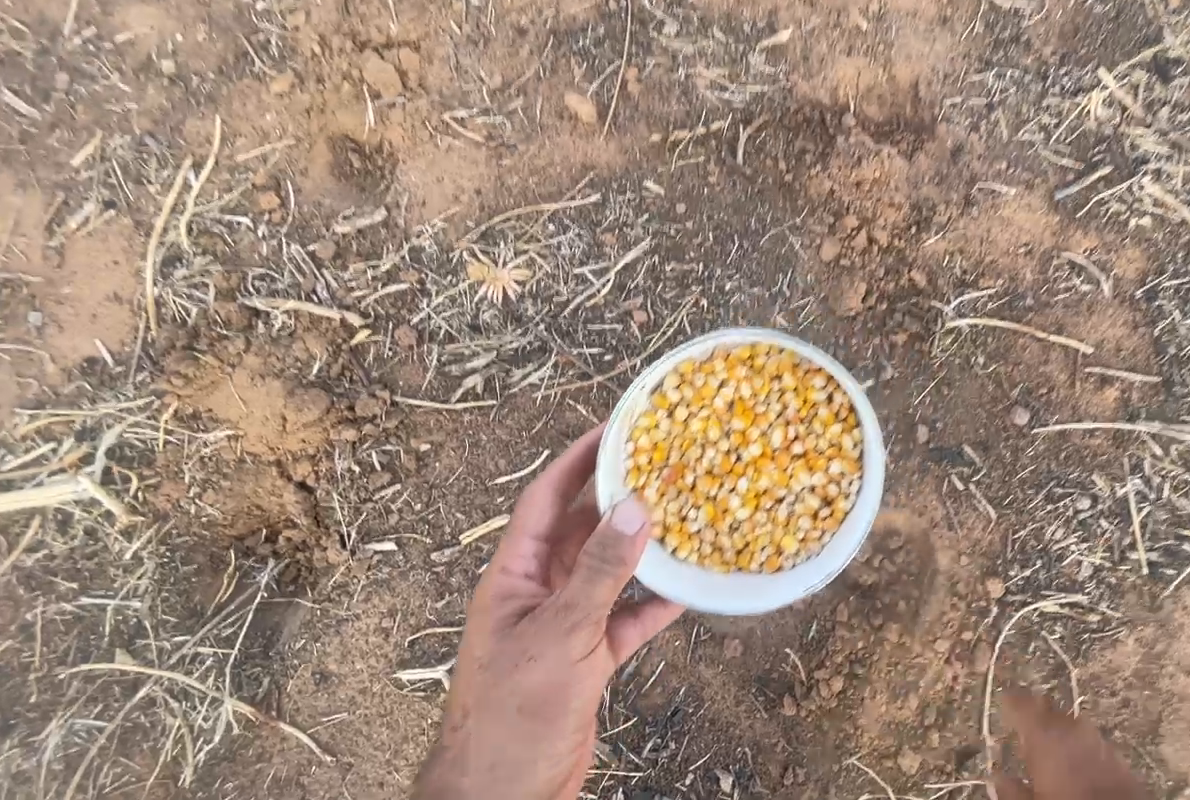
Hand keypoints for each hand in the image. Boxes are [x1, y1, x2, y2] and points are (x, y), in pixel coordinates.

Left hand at [415, 427, 683, 799]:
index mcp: (515, 573)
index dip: (579, 459)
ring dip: (642, 550)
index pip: (547, 497)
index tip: (616, 427)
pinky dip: (652, 604)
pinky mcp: (588, 656)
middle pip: (583, 528)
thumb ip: (600, 572)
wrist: (504, 798)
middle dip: (620, 498)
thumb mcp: (559, 635)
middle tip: (665, 465)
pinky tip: (685, 590)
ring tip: (684, 517)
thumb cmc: (511, 714)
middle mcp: (540, 589)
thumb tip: (637, 507)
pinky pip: (626, 617)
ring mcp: (565, 623)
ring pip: (609, 571)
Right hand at [991, 689, 1146, 799]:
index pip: (1021, 704)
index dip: (1010, 700)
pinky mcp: (1114, 753)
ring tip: (1049, 739)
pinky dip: (1078, 741)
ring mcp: (1095, 738)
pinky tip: (1076, 756)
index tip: (1002, 700)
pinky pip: (1089, 738)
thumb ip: (1012, 790)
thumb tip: (996, 777)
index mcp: (1043, 736)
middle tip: (1023, 719)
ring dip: (1058, 725)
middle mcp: (1069, 728)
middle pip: (1047, 707)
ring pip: (1070, 721)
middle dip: (1034, 710)